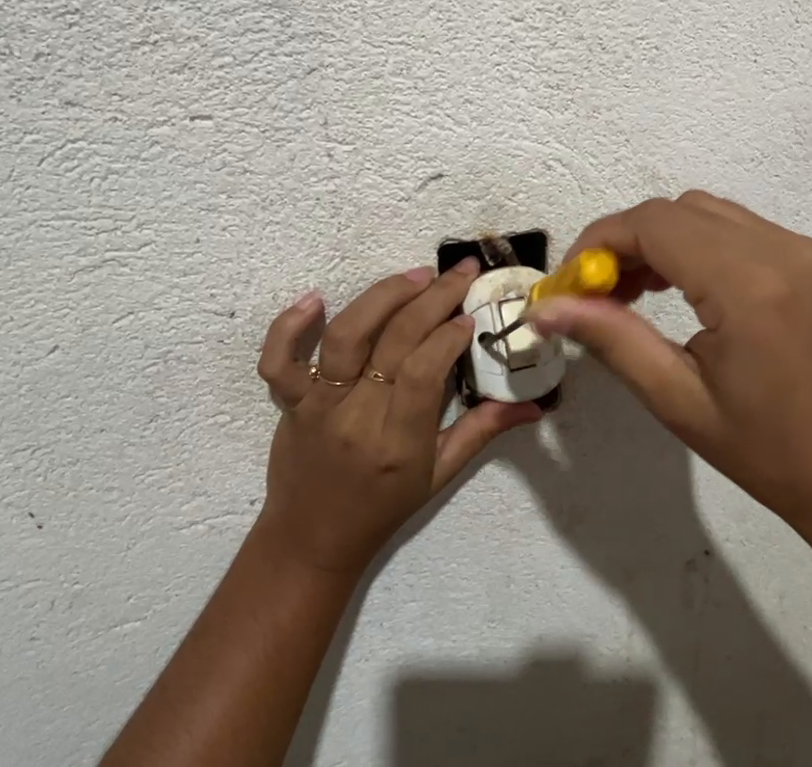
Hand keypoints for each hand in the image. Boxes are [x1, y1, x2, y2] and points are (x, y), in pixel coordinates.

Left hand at [255, 259, 542, 576]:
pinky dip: (288, 326)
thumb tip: (533, 404)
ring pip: (343, 337)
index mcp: (398, 440)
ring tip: (415, 276)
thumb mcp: (439, 475)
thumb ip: (482, 432)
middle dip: (431, 298)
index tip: (471, 316)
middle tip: (459, 272)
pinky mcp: (289, 401)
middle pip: (392, 341)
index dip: (448, 336)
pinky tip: (314, 297)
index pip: (423, 371)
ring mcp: (318, 405)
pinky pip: (278, 361)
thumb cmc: (383, 506)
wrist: (311, 538)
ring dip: (381, 296)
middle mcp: (356, 416)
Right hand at [531, 192, 811, 525]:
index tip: (570, 283)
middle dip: (626, 241)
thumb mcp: (677, 399)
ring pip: (707, 213)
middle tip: (596, 295)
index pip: (655, 225)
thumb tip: (546, 309)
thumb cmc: (766, 450)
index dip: (599, 242)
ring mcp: (802, 249)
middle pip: (679, 210)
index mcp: (748, 285)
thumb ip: (612, 339)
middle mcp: (780, 250)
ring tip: (632, 294)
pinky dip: (696, 245)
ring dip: (660, 240)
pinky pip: (737, 229)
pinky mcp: (811, 259)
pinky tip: (680, 289)